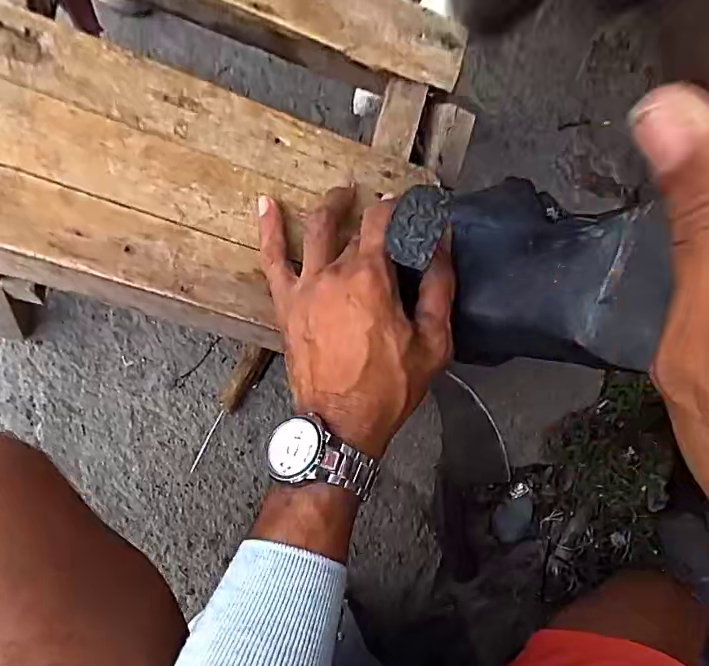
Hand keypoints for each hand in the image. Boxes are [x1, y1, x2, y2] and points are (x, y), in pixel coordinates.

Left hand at [258, 186, 454, 458]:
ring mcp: (305, 288)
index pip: (385, 218)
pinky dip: (270, 231)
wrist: (341, 426)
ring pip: (315, 231)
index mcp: (371, 277)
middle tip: (391, 217)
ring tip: (342, 196)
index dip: (403, 206)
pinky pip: (273, 261)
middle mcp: (334, 273)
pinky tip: (266, 205)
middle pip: (355, 228)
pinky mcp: (287, 307)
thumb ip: (439, 287)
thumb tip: (442, 244)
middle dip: (376, 217)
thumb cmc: (387, 390)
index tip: (416, 207)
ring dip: (331, 208)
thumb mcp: (432, 343)